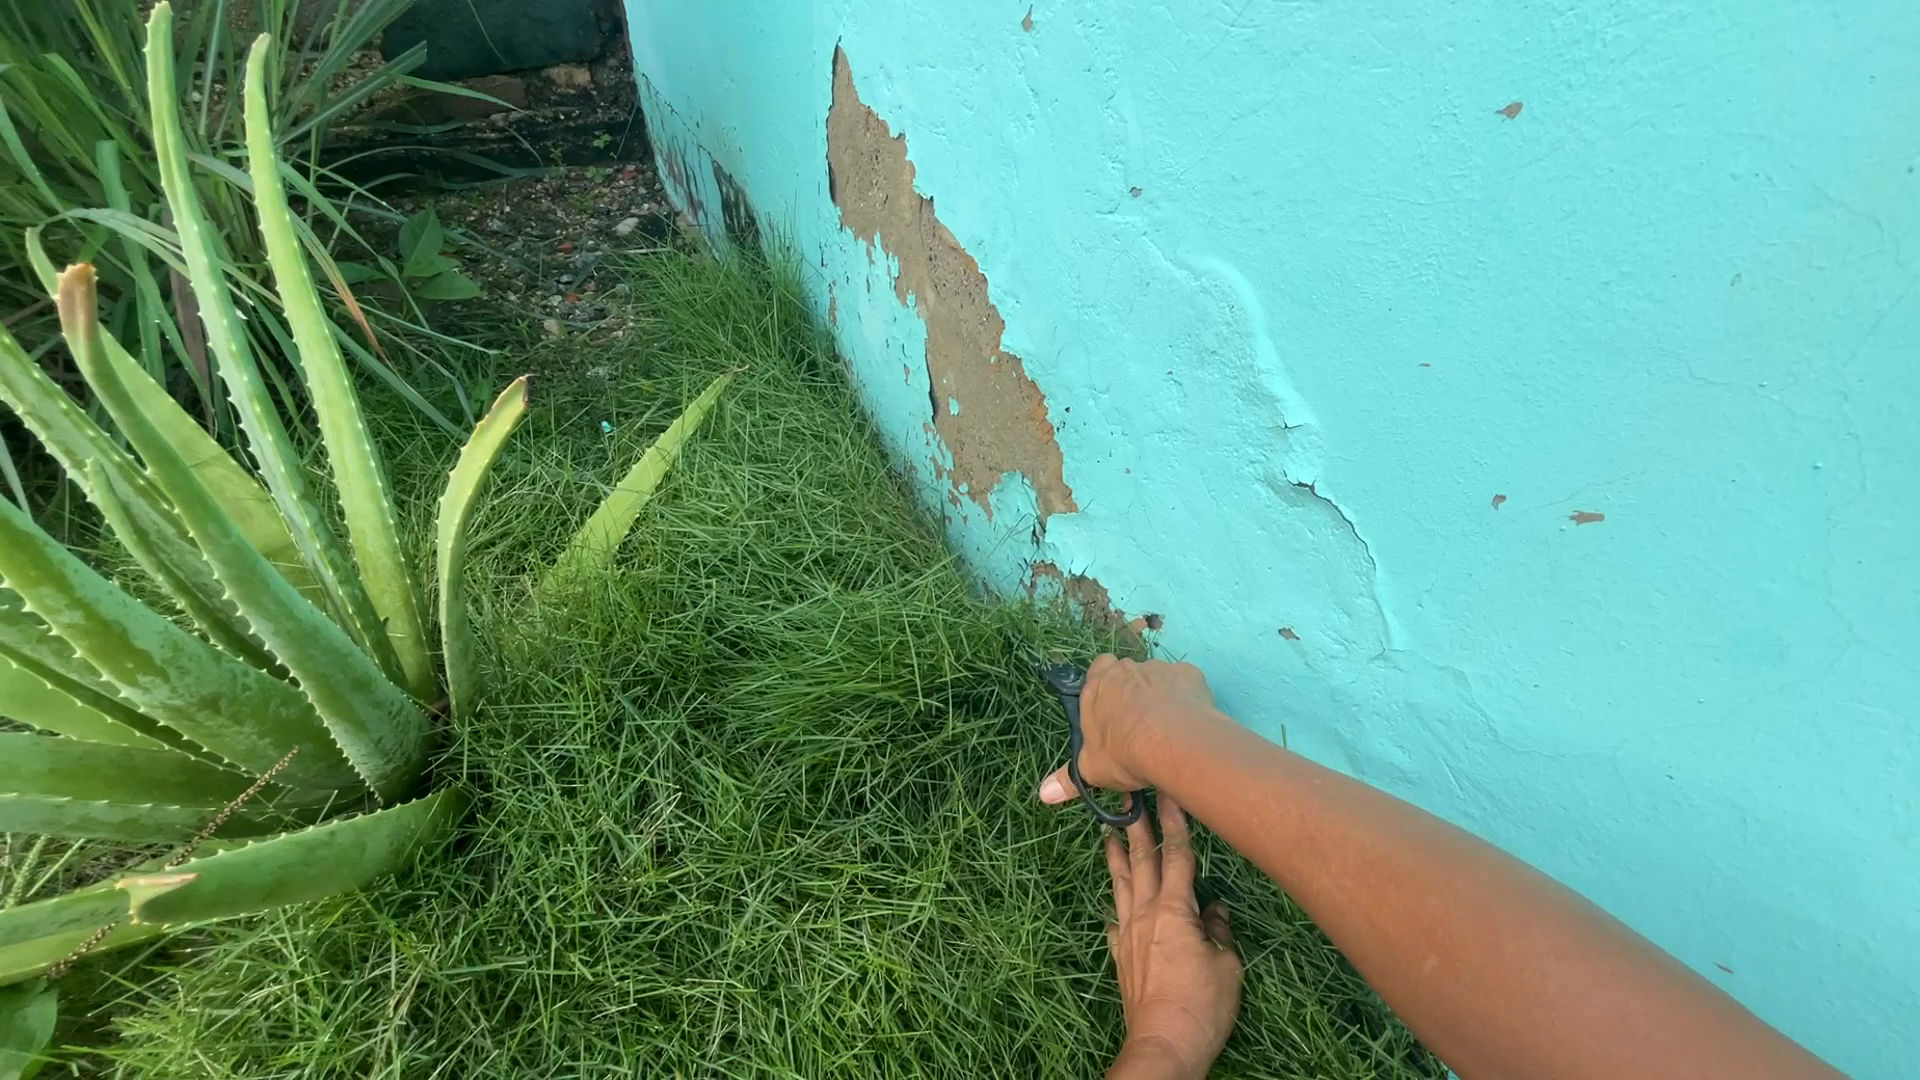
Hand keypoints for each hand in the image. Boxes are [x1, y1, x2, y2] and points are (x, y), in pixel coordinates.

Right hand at [1039, 656, 1221, 801]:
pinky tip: (1188, 717)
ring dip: (1159, 693)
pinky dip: (1185, 695)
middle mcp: (1124, 670)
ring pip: (1156, 676)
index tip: (1109, 706)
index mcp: (1096, 686)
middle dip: (1130, 689)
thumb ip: (1067, 779)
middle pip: (1125, 671)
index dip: (1103, 685)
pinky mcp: (1187, 673)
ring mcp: (1157, 669)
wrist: (1174, 743)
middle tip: (1136, 718)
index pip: (1096, 670)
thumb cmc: (1124, 754)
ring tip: (1166, 723)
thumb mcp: (1092, 770)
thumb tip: (1044, 794)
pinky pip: (1184, 682)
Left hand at [1102, 797, 1242, 1079]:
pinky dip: (1117, 906)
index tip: (1166, 793)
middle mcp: (1145, 911)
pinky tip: (1115, 904)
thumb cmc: (1202, 1005)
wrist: (1162, 1042)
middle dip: (1136, 826)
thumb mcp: (1227, 967)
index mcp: (1174, 909)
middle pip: (1141, 860)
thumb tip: (1214, 909)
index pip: (1176, 855)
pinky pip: (1116, 919)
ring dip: (1115, 855)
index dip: (1173, 822)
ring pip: (1120, 882)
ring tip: (1106, 831)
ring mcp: (1127, 930)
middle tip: (1126, 798)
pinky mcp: (1119, 952)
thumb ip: (1218, 931)